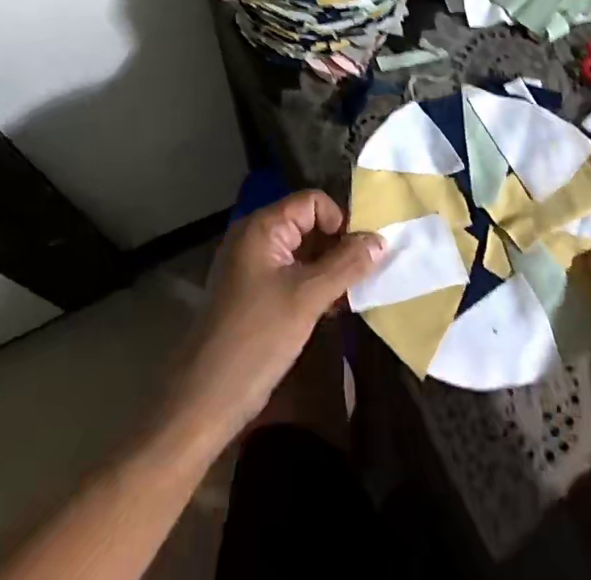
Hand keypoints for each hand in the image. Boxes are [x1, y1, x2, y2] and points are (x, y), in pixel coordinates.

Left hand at [155, 190, 382, 450]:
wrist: (211, 389)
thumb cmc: (259, 335)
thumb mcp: (308, 297)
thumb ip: (346, 265)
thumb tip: (379, 239)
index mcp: (262, 227)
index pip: (311, 202)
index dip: (340, 221)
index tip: (365, 254)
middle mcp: (255, 238)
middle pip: (308, 224)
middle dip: (339, 246)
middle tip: (367, 276)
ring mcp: (254, 266)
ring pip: (303, 253)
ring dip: (330, 269)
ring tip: (354, 296)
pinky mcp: (256, 292)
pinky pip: (293, 275)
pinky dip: (315, 286)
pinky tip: (335, 308)